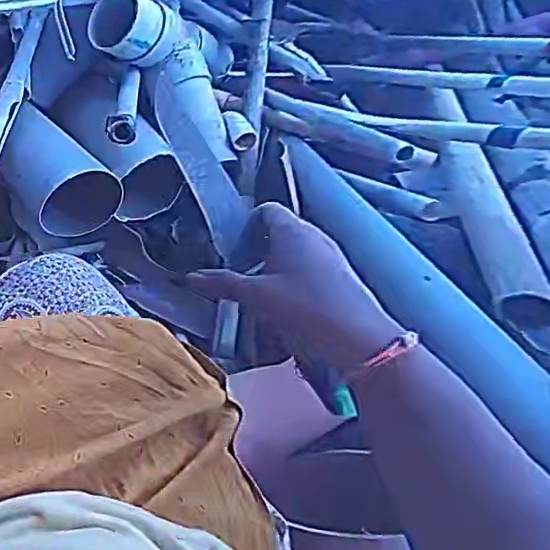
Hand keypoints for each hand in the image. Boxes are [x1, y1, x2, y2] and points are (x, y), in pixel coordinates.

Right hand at [186, 203, 404, 370]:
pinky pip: (305, 266)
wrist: (358, 339)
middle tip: (234, 267)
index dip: (245, 224)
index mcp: (294, 232)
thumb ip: (221, 283)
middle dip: (253, 247)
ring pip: (291, 250)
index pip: (267, 211)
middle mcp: (315, 238)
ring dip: (269, 264)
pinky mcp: (337, 276)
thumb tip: (191, 278)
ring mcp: (329, 257)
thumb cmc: (305, 306)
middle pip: (278, 231)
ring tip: (252, 286)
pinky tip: (276, 299)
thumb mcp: (254, 295)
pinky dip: (286, 277)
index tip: (230, 246)